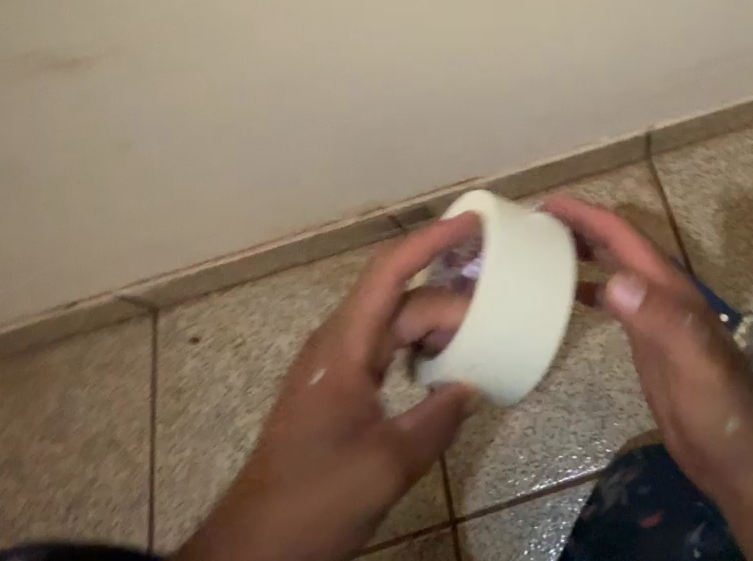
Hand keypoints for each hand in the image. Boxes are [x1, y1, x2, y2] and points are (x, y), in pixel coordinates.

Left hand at [175, 214, 481, 560]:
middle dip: (451, 303)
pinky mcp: (341, 390)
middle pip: (402, 301)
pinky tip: (446, 371)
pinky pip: (389, 352)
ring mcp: (338, 365)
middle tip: (498, 318)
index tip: (472, 224)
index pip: (389, 272)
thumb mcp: (387, 464)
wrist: (254, 547)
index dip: (430, 241)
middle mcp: (340, 343)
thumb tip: (472, 387)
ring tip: (480, 338)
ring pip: (397, 326)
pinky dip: (422, 352)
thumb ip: (437, 420)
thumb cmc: (314, 497)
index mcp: (345, 346)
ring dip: (437, 327)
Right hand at [541, 195, 752, 560]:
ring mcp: (654, 319)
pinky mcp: (647, 344)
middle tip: (532, 222)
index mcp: (670, 289)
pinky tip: (568, 296)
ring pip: (614, 270)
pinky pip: (614, 302)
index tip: (546, 203)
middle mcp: (661, 295)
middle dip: (578, 226)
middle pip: (617, 246)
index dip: (586, 215)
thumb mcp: (694, 362)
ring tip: (541, 250)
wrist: (740, 461)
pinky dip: (590, 289)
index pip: (623, 237)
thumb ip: (660, 320)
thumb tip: (615, 281)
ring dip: (582, 253)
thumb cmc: (720, 412)